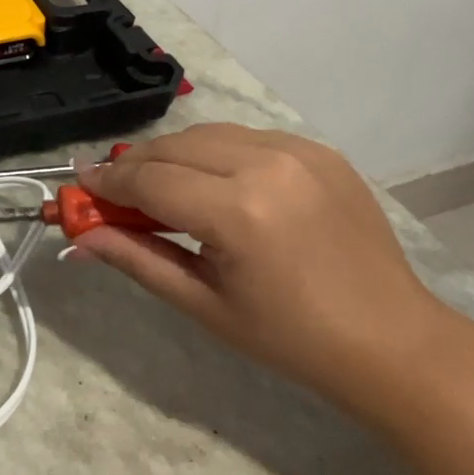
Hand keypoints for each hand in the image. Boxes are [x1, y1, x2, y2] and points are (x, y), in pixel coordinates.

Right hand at [74, 123, 446, 409]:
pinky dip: (218, 153)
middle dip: (135, 165)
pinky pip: (247, 137)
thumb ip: (137, 260)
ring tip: (162, 186)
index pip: (149, 179)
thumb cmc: (291, 337)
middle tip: (113, 191)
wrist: (393, 341)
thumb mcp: (205, 306)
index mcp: (239, 212)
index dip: (108, 182)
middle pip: (172, 147)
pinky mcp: (319, 149)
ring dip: (173, 155)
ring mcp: (298, 151)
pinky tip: (216, 183)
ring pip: (207, 134)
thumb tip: (80, 238)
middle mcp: (266, 166)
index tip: (80, 187)